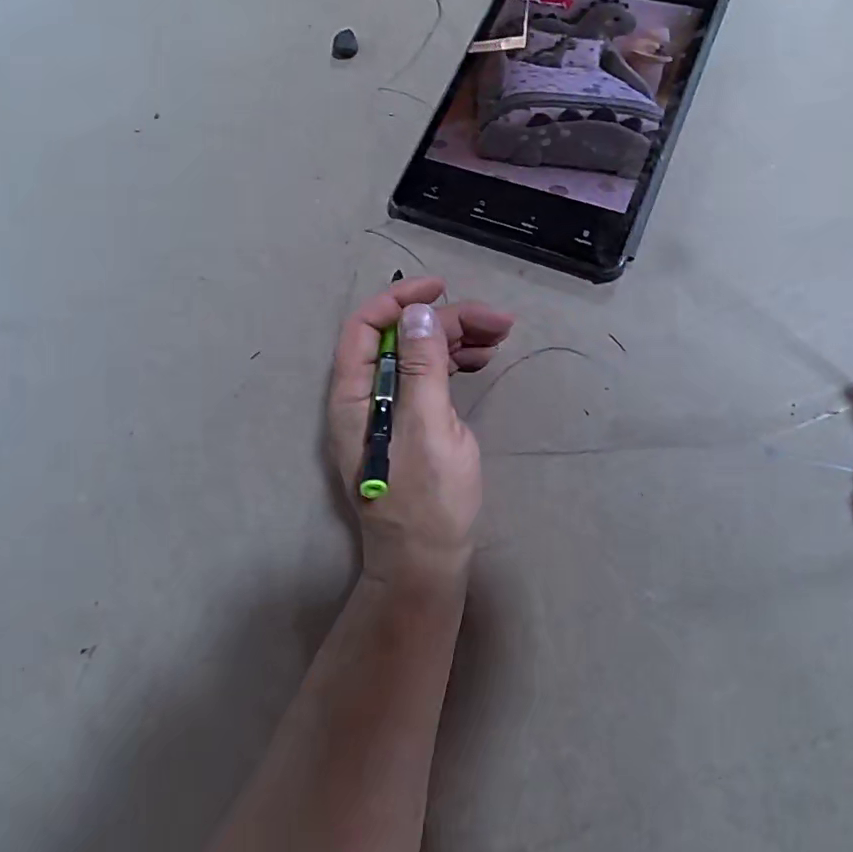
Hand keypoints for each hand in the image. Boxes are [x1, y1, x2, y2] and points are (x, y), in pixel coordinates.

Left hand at [328, 276, 514, 588]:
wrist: (427, 562)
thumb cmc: (427, 501)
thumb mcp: (428, 428)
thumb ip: (420, 368)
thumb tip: (418, 312)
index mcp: (354, 396)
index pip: (365, 327)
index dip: (400, 300)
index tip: (442, 289)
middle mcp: (364, 398)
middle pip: (399, 339)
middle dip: (444, 321)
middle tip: (496, 322)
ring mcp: (388, 412)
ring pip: (417, 357)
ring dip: (455, 340)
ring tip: (498, 338)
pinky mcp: (411, 424)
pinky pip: (428, 379)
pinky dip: (454, 364)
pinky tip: (481, 360)